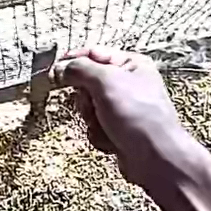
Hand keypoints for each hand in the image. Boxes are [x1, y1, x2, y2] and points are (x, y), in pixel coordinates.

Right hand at [57, 47, 189, 182]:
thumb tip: (61, 68)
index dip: (72, 61)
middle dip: (85, 99)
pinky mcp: (118, 129)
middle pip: (86, 83)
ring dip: (92, 120)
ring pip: (88, 108)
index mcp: (130, 63)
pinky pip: (94, 127)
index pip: (93, 53)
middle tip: (94, 105)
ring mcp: (122, 108)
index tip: (54, 72)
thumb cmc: (139, 116)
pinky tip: (113, 140)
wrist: (155, 157)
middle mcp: (127, 83)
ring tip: (107, 126)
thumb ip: (80, 69)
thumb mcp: (106, 81)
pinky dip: (99, 135)